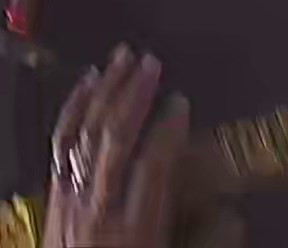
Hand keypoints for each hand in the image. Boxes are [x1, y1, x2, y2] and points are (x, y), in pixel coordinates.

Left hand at [45, 46, 191, 247]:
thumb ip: (204, 247)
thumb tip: (233, 214)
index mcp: (133, 236)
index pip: (152, 170)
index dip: (167, 132)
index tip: (181, 102)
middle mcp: (97, 209)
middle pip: (114, 139)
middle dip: (134, 95)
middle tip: (151, 63)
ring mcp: (70, 197)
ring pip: (86, 129)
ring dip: (106, 89)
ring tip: (122, 57)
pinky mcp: (54, 192)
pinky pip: (61, 139)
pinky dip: (74, 105)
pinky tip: (87, 80)